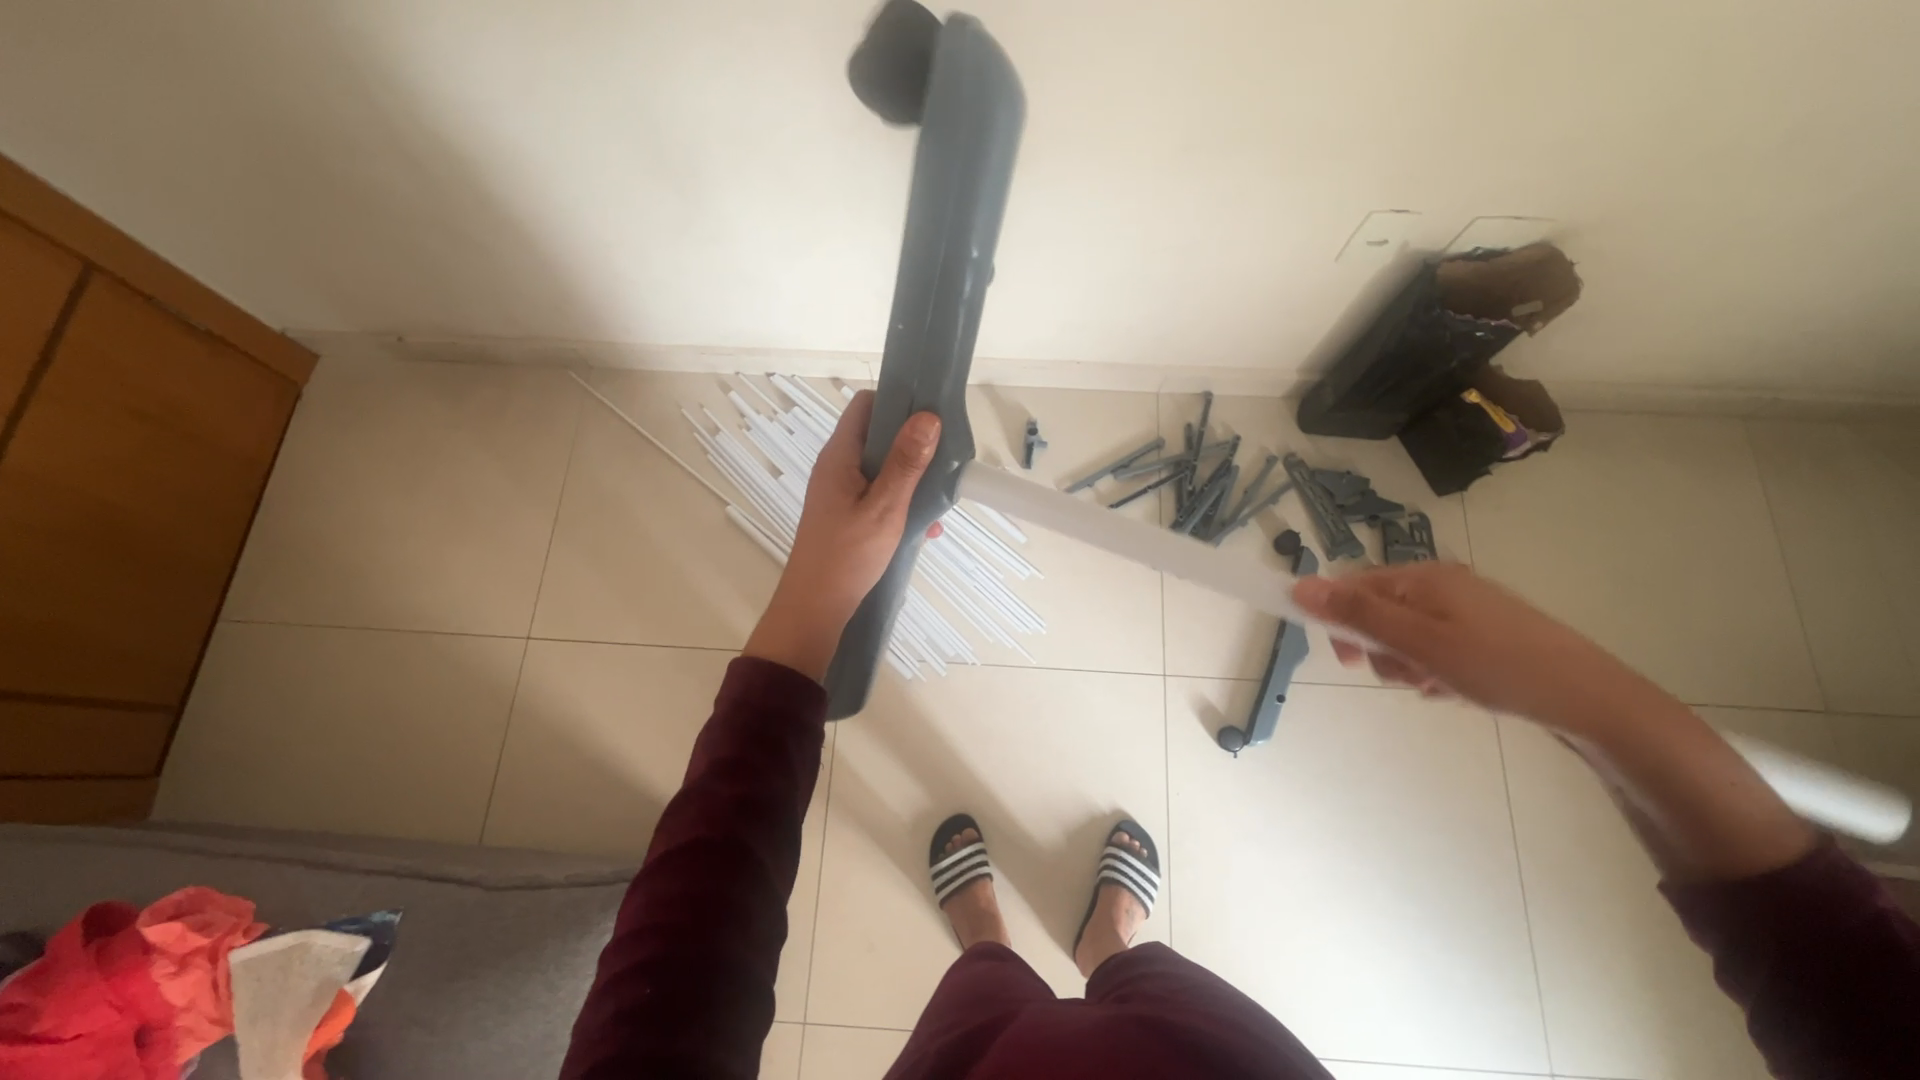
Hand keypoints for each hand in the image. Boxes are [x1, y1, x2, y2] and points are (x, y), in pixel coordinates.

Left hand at [743, 390, 940, 680]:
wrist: (814, 608)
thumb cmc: (847, 555)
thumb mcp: (884, 507)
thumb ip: (906, 463)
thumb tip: (928, 417)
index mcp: (840, 456)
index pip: (866, 406)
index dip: (897, 401)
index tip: (932, 414)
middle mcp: (837, 468)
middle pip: (879, 437)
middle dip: (914, 445)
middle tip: (945, 460)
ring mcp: (841, 493)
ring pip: (883, 470)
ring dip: (912, 480)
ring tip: (940, 500)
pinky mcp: (847, 517)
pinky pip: (880, 496)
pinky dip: (903, 505)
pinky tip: (927, 529)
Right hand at [1291, 562, 1662, 735]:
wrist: (1586, 696)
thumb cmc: (1496, 665)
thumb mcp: (1418, 642)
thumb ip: (1357, 615)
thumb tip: (1300, 586)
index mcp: (1422, 578)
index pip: (1352, 586)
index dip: (1337, 619)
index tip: (1348, 659)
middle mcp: (1439, 584)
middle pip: (1376, 611)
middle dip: (1377, 647)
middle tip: (1401, 676)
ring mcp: (1463, 608)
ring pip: (1403, 634)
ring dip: (1405, 663)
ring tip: (1432, 685)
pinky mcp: (1481, 632)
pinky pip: (1432, 645)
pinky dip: (1430, 667)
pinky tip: (1450, 688)